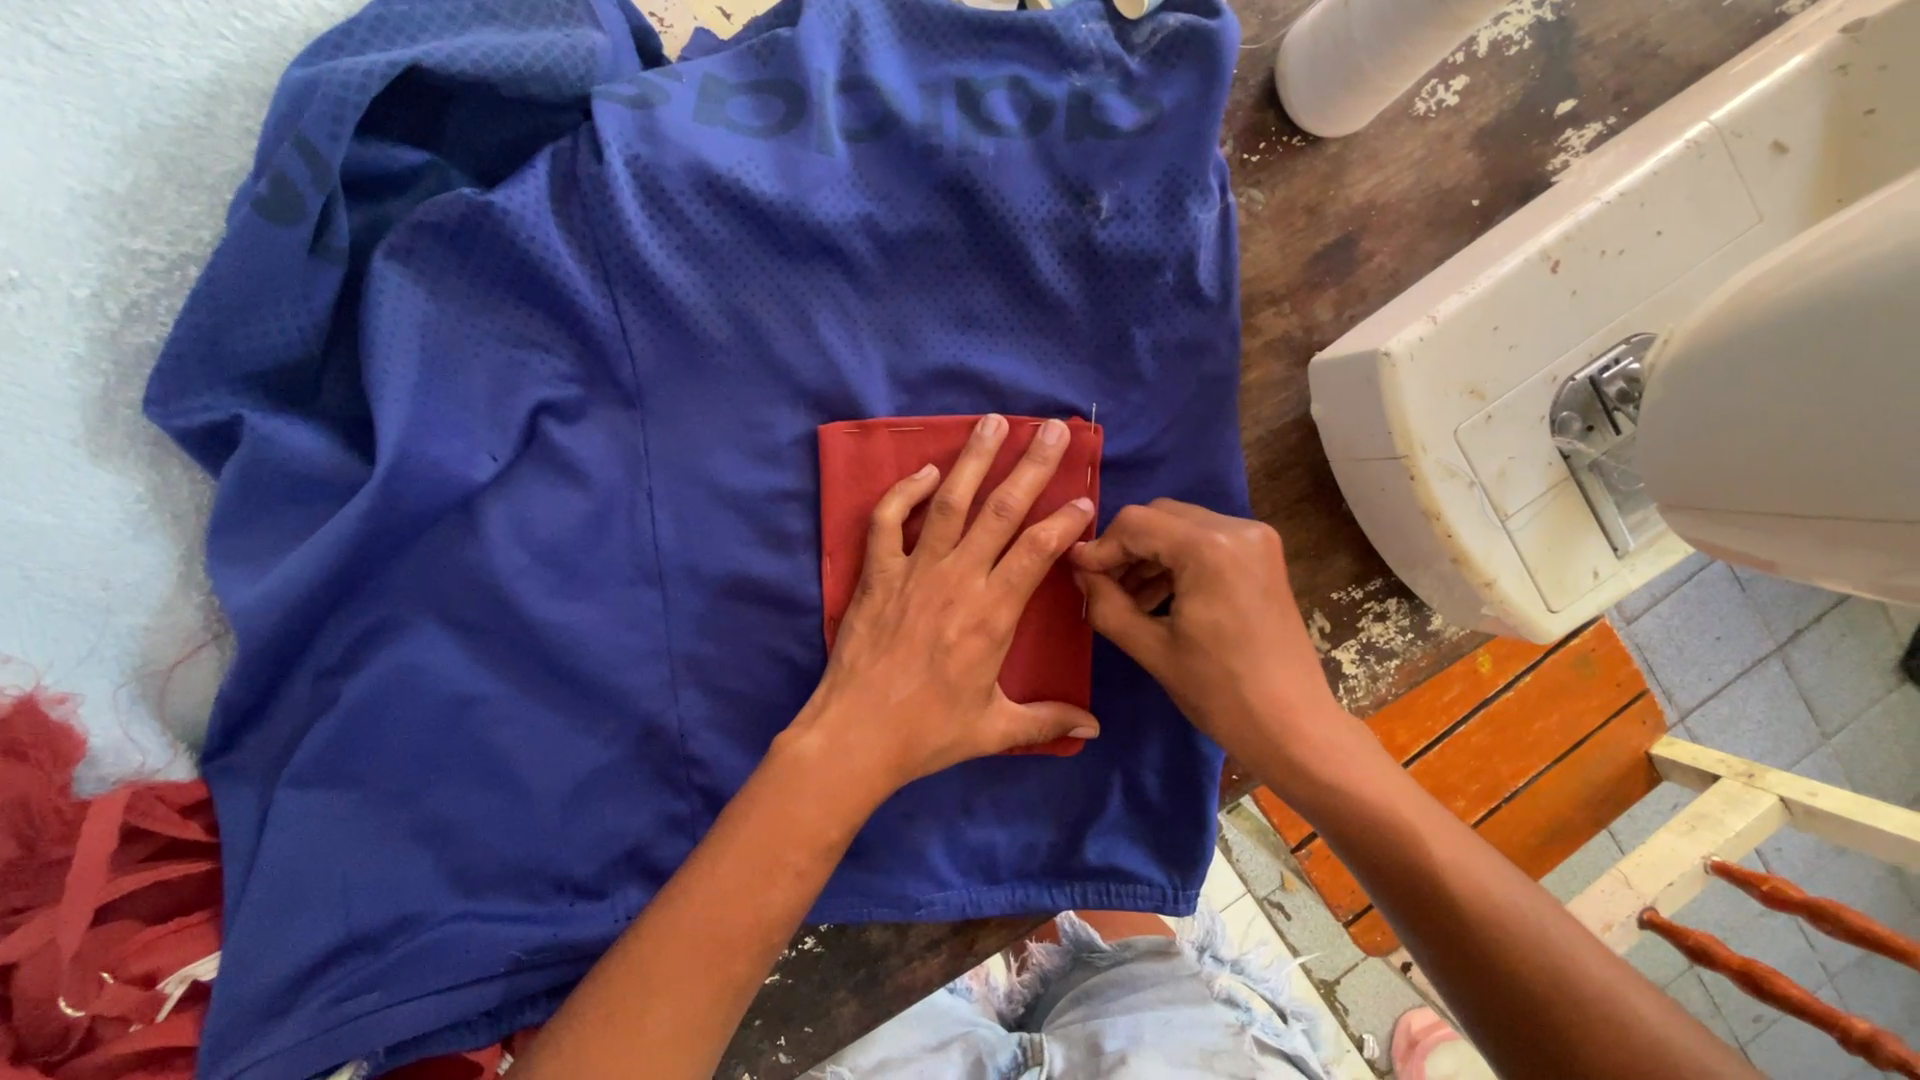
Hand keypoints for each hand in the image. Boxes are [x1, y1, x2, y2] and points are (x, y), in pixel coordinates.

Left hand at [784, 414, 1099, 791]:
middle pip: (1001, 511)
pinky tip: (925, 471)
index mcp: (993, 614)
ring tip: (993, 422)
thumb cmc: (928, 733)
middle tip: (1052, 430)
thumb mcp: (995, 729)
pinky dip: (904, 492)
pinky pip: (888, 522)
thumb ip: (1047, 721)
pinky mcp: (875, 575)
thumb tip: (1096, 728)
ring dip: (973, 459)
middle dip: (1031, 466)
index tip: (1084, 497)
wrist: (856, 735)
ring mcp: (913, 572)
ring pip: (949, 502)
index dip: (1065, 520)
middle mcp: (957, 580)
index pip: (1039, 551)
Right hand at [1068, 499, 1339, 757]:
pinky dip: (1177, 561)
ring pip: (1182, 527)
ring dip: (1149, 555)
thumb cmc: (1220, 693)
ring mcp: (1256, 540)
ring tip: (1125, 599)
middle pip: (1160, 517)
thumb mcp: (1152, 649)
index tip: (1076, 575)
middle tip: (1100, 586)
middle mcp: (1238, 528)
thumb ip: (1106, 604)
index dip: (1100, 547)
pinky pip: (1206, 542)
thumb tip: (1079, 574)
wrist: (1293, 726)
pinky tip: (1158, 598)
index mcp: (1210, 548)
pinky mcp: (1263, 556)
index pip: (1136, 523)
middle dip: (1125, 547)